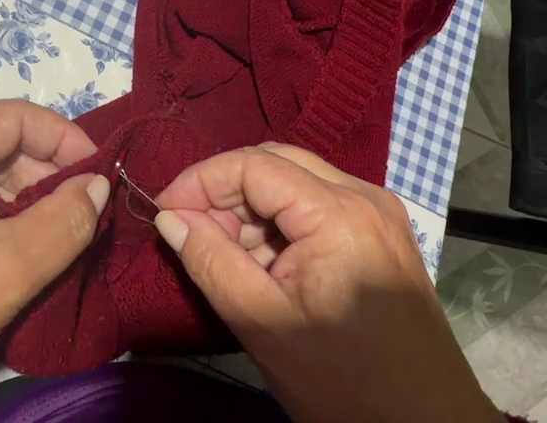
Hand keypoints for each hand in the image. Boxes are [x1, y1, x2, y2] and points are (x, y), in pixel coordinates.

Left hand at [0, 100, 109, 422]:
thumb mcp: (7, 271)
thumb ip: (65, 221)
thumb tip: (97, 185)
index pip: (14, 117)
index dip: (64, 139)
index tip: (99, 175)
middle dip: (42, 172)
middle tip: (78, 214)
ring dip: (15, 194)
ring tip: (47, 234)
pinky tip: (5, 241)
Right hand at [153, 143, 502, 422]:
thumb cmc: (343, 384)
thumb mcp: (262, 323)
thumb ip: (210, 260)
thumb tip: (169, 217)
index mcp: (339, 213)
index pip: (253, 165)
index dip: (201, 180)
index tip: (164, 211)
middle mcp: (364, 194)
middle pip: (275, 162)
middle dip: (225, 191)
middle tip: (190, 230)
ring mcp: (378, 211)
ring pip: (295, 179)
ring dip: (251, 207)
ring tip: (223, 252)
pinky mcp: (382, 231)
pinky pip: (317, 203)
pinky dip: (281, 221)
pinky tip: (262, 260)